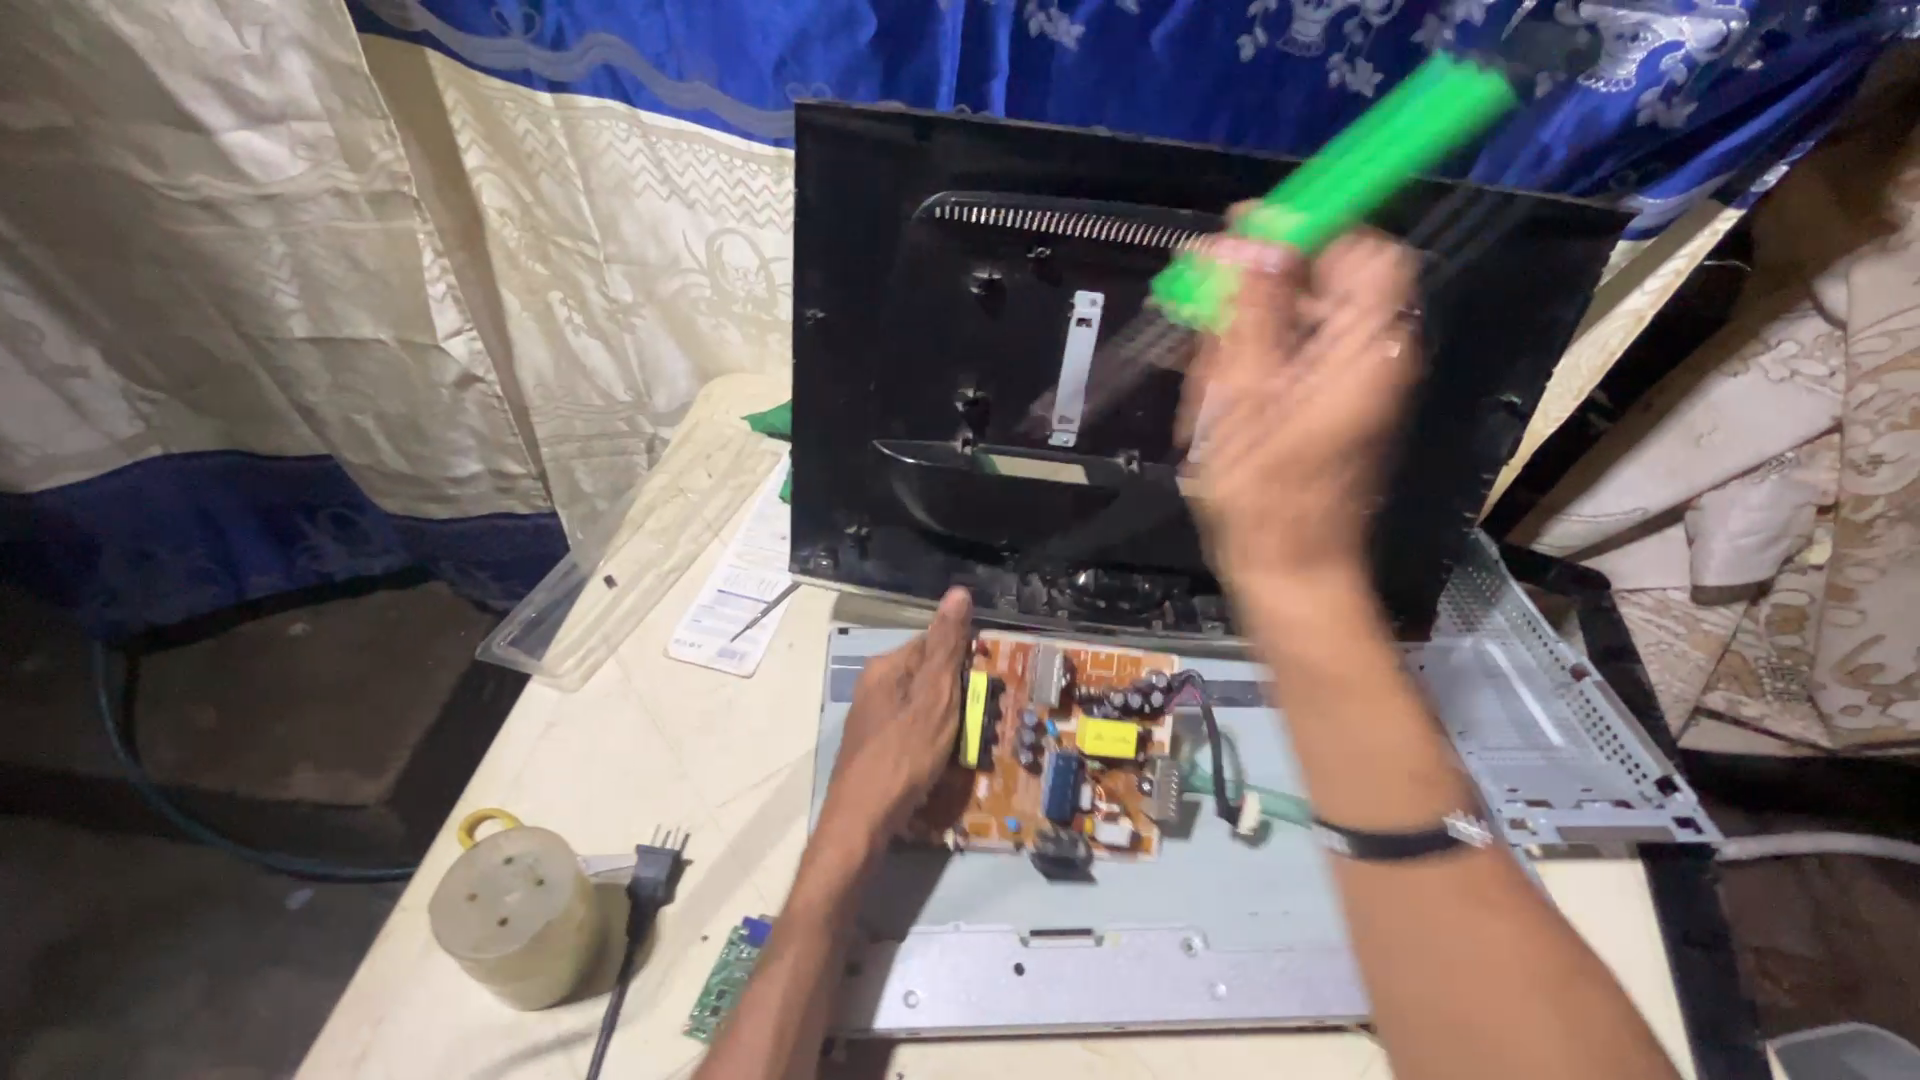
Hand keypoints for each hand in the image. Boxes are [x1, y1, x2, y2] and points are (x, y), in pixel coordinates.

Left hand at [824, 587, 973, 834]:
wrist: (863, 820)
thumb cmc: (903, 755)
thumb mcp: (935, 697)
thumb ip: (947, 647)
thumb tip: (958, 591)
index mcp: (886, 666)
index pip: (934, 644)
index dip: (964, 662)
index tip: (985, 686)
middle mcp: (875, 685)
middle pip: (929, 676)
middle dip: (958, 696)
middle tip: (979, 721)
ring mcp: (873, 718)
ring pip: (924, 707)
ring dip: (949, 722)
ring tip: (966, 745)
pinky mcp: (876, 747)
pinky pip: (914, 731)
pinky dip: (933, 742)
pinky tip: (942, 762)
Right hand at [1177, 227, 1420, 593]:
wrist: (1288, 573)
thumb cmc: (1265, 497)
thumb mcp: (1243, 397)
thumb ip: (1252, 310)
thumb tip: (1256, 233)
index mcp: (1364, 349)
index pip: (1363, 250)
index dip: (1309, 230)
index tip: (1242, 241)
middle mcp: (1369, 359)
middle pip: (1319, 288)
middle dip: (1254, 299)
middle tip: (1202, 328)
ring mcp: (1350, 387)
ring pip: (1294, 329)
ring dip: (1242, 343)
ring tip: (1203, 389)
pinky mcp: (1329, 411)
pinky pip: (1290, 365)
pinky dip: (1250, 373)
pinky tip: (1215, 408)